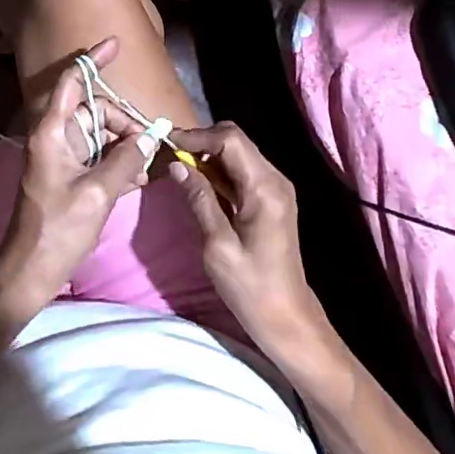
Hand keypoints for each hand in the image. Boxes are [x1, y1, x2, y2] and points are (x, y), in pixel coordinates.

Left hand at [0, 37, 157, 317]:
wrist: (30, 270)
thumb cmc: (58, 229)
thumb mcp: (98, 193)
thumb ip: (126, 160)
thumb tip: (150, 136)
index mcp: (51, 133)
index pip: (71, 83)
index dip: (92, 60)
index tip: (115, 43)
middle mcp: (55, 137)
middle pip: (95, 111)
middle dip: (124, 122)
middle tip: (150, 144)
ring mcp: (62, 156)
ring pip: (101, 134)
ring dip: (125, 145)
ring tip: (146, 167)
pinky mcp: (70, 173)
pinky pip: (99, 155)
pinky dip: (119, 161)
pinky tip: (138, 180)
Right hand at [169, 123, 342, 381]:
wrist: (287, 317)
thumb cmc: (251, 287)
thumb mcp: (217, 245)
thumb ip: (199, 199)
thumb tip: (177, 165)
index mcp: (265, 188)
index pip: (230, 140)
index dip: (197, 136)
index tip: (167, 143)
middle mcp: (274, 179)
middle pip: (235, 140)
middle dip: (201, 141)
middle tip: (170, 153)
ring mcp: (275, 187)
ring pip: (237, 152)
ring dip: (207, 154)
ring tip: (177, 165)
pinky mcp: (270, 198)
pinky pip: (241, 170)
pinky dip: (217, 169)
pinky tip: (197, 181)